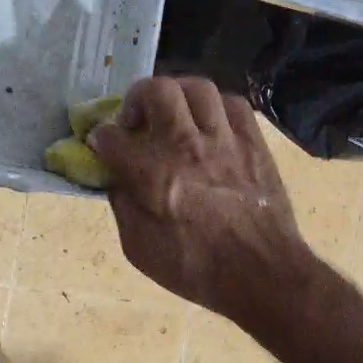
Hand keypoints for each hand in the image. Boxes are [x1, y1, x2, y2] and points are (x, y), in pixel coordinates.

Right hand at [88, 77, 310, 317]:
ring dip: (177, 96)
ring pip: (196, 87)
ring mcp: (223, 140)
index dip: (99, 137)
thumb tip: (116, 179)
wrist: (263, 276)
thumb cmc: (194, 268)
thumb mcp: (137, 247)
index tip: (101, 145)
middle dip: (137, 98)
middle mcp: (184, 146)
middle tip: (138, 121)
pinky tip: (209, 126)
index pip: (110, 135)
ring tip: (174, 116)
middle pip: (156, 90)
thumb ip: (122, 205)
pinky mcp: (254, 143)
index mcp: (150, 174)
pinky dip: (215, 108)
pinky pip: (233, 104)